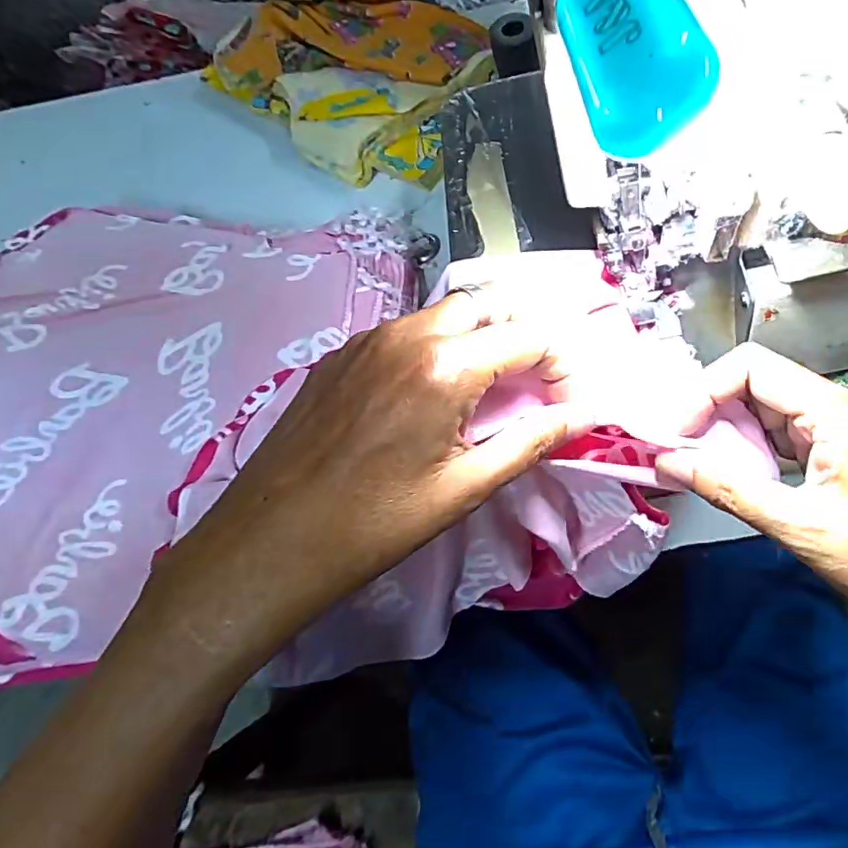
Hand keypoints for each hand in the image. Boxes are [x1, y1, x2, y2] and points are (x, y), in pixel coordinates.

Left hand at [141, 287, 591, 667]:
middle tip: (523, 386)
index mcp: (445, 366)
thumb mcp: (463, 488)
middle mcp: (407, 335)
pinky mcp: (339, 354)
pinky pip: (400, 333)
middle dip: (514, 336)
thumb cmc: (376, 523)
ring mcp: (367, 340)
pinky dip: (429, 348)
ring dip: (471, 339)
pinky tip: (421, 396)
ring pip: (439, 315)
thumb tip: (576, 417)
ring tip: (476, 392)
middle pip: (482, 308)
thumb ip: (528, 443)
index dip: (558, 363)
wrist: (271, 539)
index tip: (563, 398)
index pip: (526, 336)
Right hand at [654, 343, 847, 665]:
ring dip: (728, 435)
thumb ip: (728, 488)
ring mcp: (841, 433)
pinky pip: (782, 438)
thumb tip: (667, 463)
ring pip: (766, 412)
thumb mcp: (801, 527)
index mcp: (837, 412)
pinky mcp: (840, 456)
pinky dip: (751, 453)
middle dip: (710, 414)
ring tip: (698, 466)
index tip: (676, 433)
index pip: (751, 368)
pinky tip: (735, 477)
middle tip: (677, 451)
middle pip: (756, 385)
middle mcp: (839, 410)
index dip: (704, 393)